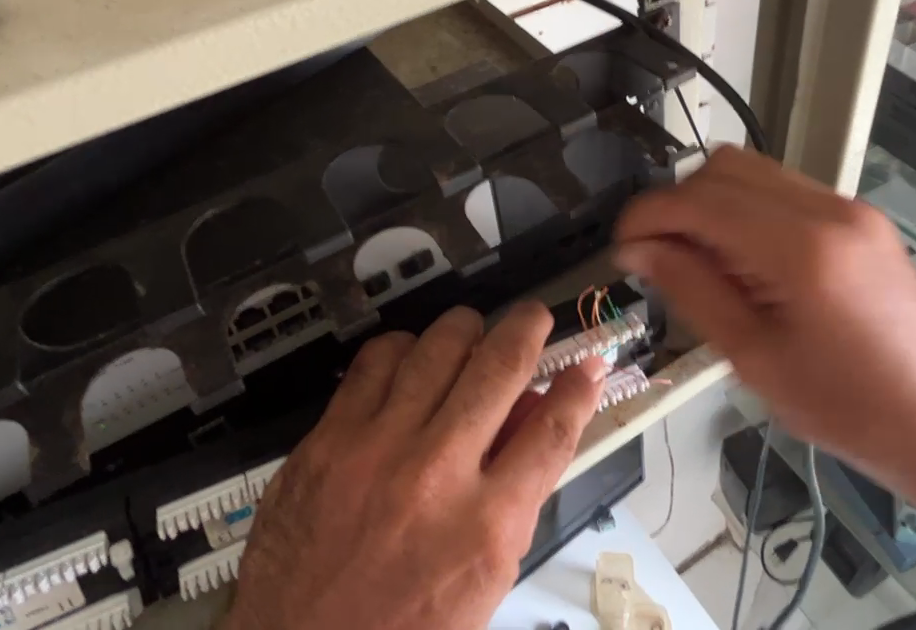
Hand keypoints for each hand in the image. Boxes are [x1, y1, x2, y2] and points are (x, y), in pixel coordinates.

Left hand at [223, 304, 606, 629]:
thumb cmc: (401, 628)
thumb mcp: (482, 582)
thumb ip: (515, 498)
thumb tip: (534, 417)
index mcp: (486, 528)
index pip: (552, 432)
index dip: (578, 388)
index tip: (587, 364)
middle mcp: (437, 475)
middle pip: (500, 366)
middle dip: (526, 327)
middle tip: (532, 317)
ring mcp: (378, 448)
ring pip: (439, 346)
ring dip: (467, 329)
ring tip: (473, 332)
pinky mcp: (329, 438)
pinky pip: (376, 360)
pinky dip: (403, 347)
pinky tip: (410, 358)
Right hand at [612, 147, 915, 491]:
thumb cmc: (845, 408)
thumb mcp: (752, 356)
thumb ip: (691, 287)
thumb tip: (638, 248)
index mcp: (802, 249)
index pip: (701, 199)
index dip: (648, 215)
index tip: (623, 247)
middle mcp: (829, 210)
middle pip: (724, 167)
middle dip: (677, 202)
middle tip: (657, 253)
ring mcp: (850, 207)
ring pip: (752, 170)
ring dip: (710, 201)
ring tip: (697, 256)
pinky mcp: (860, 217)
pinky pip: (783, 188)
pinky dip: (746, 207)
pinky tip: (741, 255)